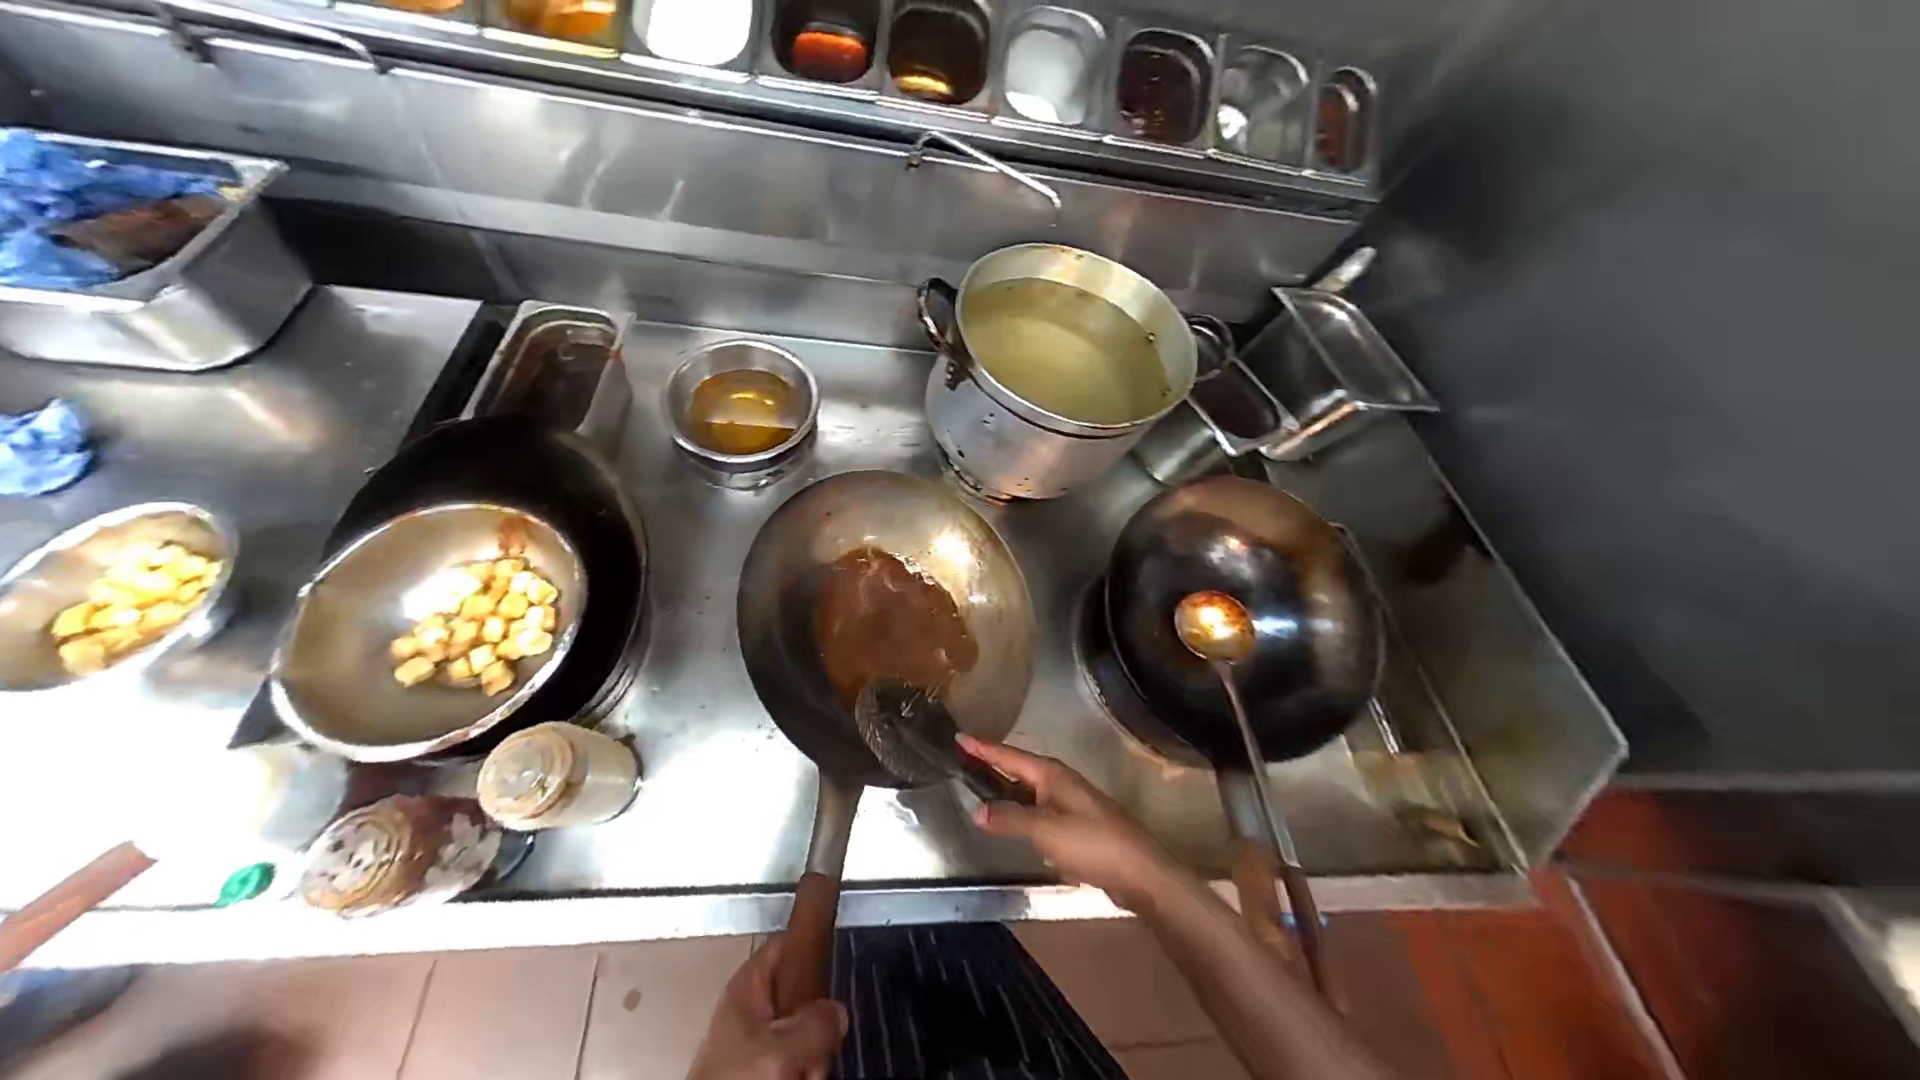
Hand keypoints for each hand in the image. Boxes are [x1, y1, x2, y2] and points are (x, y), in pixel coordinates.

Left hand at [687, 936, 846, 1079]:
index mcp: (748, 985)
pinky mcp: (763, 1066)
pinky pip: (798, 1057)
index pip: (786, 944)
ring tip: (808, 1073)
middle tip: (819, 1045)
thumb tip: (838, 1012)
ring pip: (805, 1030)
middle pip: (803, 992)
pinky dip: (805, 1069)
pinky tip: (804, 1078)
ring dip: (814, 1052)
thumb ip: (815, 1023)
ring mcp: (758, 1038)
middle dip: (818, 1019)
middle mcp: (754, 1005)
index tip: (836, 964)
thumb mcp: (779, 1050)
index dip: (812, 946)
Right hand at [959, 735, 1184, 908]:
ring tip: (980, 787)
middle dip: (993, 763)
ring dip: (1006, 788)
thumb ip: (1010, 819)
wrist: (1139, 872)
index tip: (960, 736)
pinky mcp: (1075, 825)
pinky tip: (1012, 824)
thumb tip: (976, 810)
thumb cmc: (1092, 843)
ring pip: (1029, 791)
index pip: (1010, 756)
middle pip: (1019, 769)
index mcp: (1052, 775)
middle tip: (964, 759)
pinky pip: (1038, 811)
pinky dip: (1020, 811)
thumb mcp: (1046, 830)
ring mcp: (1069, 804)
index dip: (984, 747)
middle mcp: (1060, 783)